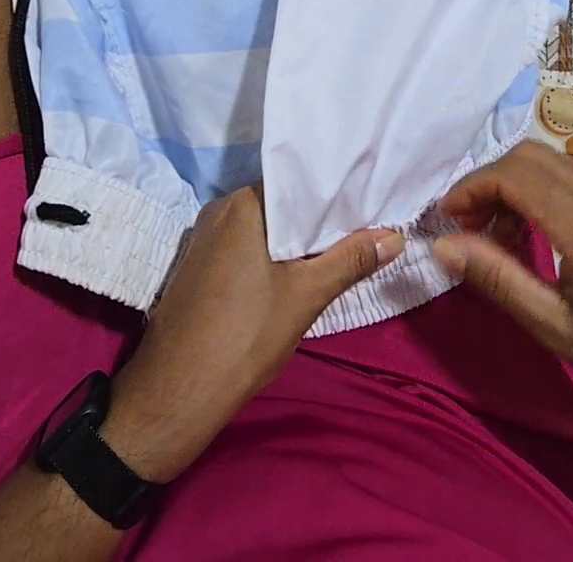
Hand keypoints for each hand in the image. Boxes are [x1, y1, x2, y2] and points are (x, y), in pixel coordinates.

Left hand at [101, 186, 402, 481]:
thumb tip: (395, 236)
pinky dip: (268, 256)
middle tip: (362, 225)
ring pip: (261, 229)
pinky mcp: (196, 267)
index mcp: (243, 205)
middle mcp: (218, 211)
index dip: (332, 192)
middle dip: (316, 219)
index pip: (296, 181)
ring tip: (336, 248)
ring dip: (292, 241)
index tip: (366, 199)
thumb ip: (351, 260)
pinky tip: (293, 273)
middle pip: (279, 206)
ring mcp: (202, 240)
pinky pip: (241, 248)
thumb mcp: (307, 296)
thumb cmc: (245, 335)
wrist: (177, 392)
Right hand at [431, 142, 572, 432]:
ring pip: (558, 161)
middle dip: (491, 180)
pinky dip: (551, 187)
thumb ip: (496, 277)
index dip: (471, 188)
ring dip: (520, 181)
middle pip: (531, 155)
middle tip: (470, 225)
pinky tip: (546, 230)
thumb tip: (442, 244)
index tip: (447, 218)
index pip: (512, 175)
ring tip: (504, 232)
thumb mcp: (555, 328)